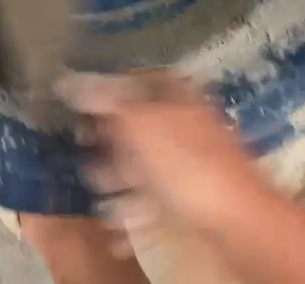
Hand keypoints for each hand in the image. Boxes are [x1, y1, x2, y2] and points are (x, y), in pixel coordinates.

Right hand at [60, 70, 273, 235]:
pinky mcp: (190, 201)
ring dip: (115, 178)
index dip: (108, 85)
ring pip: (143, 164)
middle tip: (83, 147)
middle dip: (108, 139)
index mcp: (177, 94)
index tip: (81, 99)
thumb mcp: (139, 123)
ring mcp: (190, 164)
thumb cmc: (188, 163)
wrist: (238, 226)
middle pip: (138, 122)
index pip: (138, 77)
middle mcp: (185, 123)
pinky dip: (131, 209)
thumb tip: (67, 78)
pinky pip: (152, 200)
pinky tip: (113, 224)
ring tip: (95, 189)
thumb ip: (104, 99)